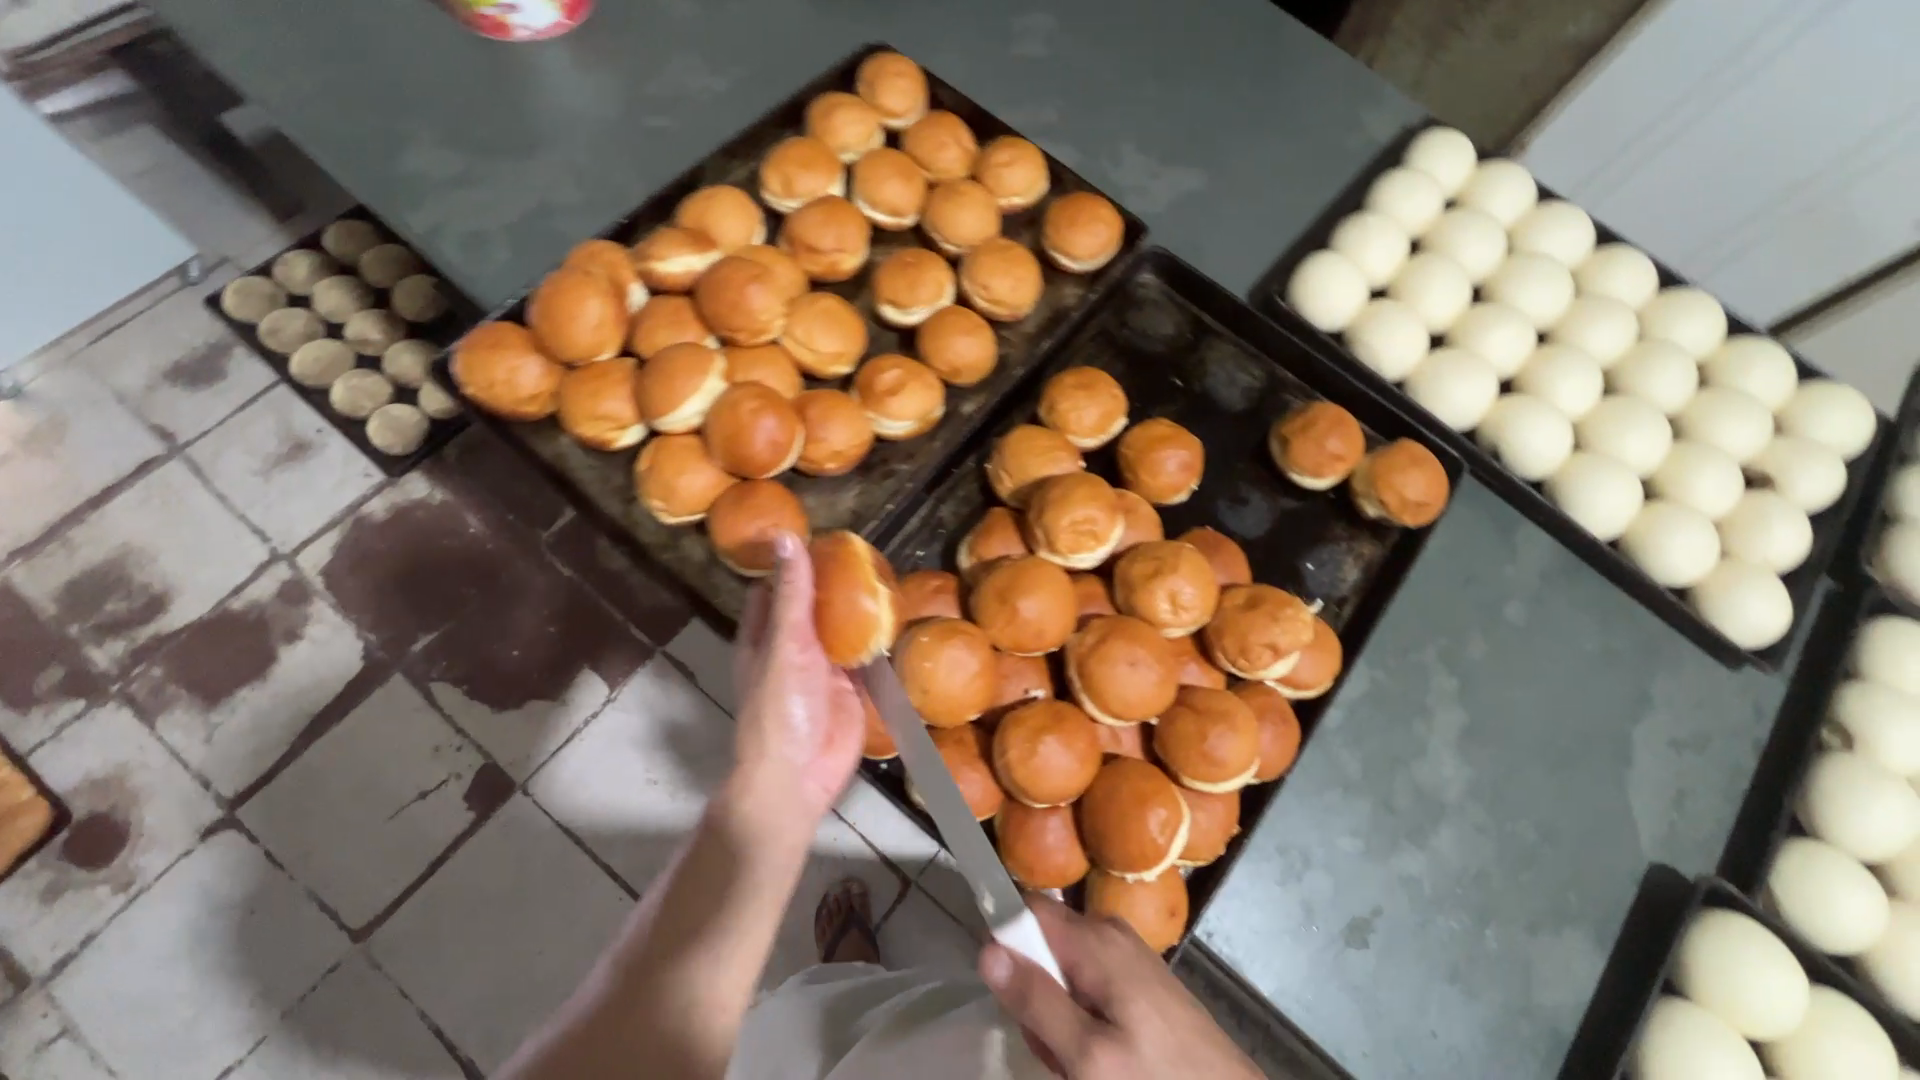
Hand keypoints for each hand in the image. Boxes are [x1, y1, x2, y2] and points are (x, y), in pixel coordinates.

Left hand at [729, 532, 866, 824]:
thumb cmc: (781, 707)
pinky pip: (867, 655)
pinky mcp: (851, 686)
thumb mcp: (786, 642)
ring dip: (861, 608)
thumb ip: (793, 593)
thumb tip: (787, 537)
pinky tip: (900, 617)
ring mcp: (823, 667)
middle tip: (869, 553)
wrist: (800, 774)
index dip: (795, 562)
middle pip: (815, 604)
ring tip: (889, 576)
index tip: (826, 537)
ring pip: (843, 628)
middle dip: (836, 582)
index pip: (776, 586)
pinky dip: (880, 638)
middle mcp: (793, 645)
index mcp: (765, 633)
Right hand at [980, 897, 1263, 1079]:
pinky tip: (1102, 1056)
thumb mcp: (1087, 1054)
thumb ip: (1035, 1000)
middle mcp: (1109, 931)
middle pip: (1041, 944)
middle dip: (1036, 993)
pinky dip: (1083, 1018)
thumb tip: (985, 948)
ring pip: (1063, 970)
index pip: (1026, 907)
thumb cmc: (1156, 1077)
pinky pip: (1089, 984)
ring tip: (1082, 1060)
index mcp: (1095, 938)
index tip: (1005, 988)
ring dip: (1058, 1014)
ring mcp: (1127, 953)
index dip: (1004, 940)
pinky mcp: (1139, 977)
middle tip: (1055, 1046)